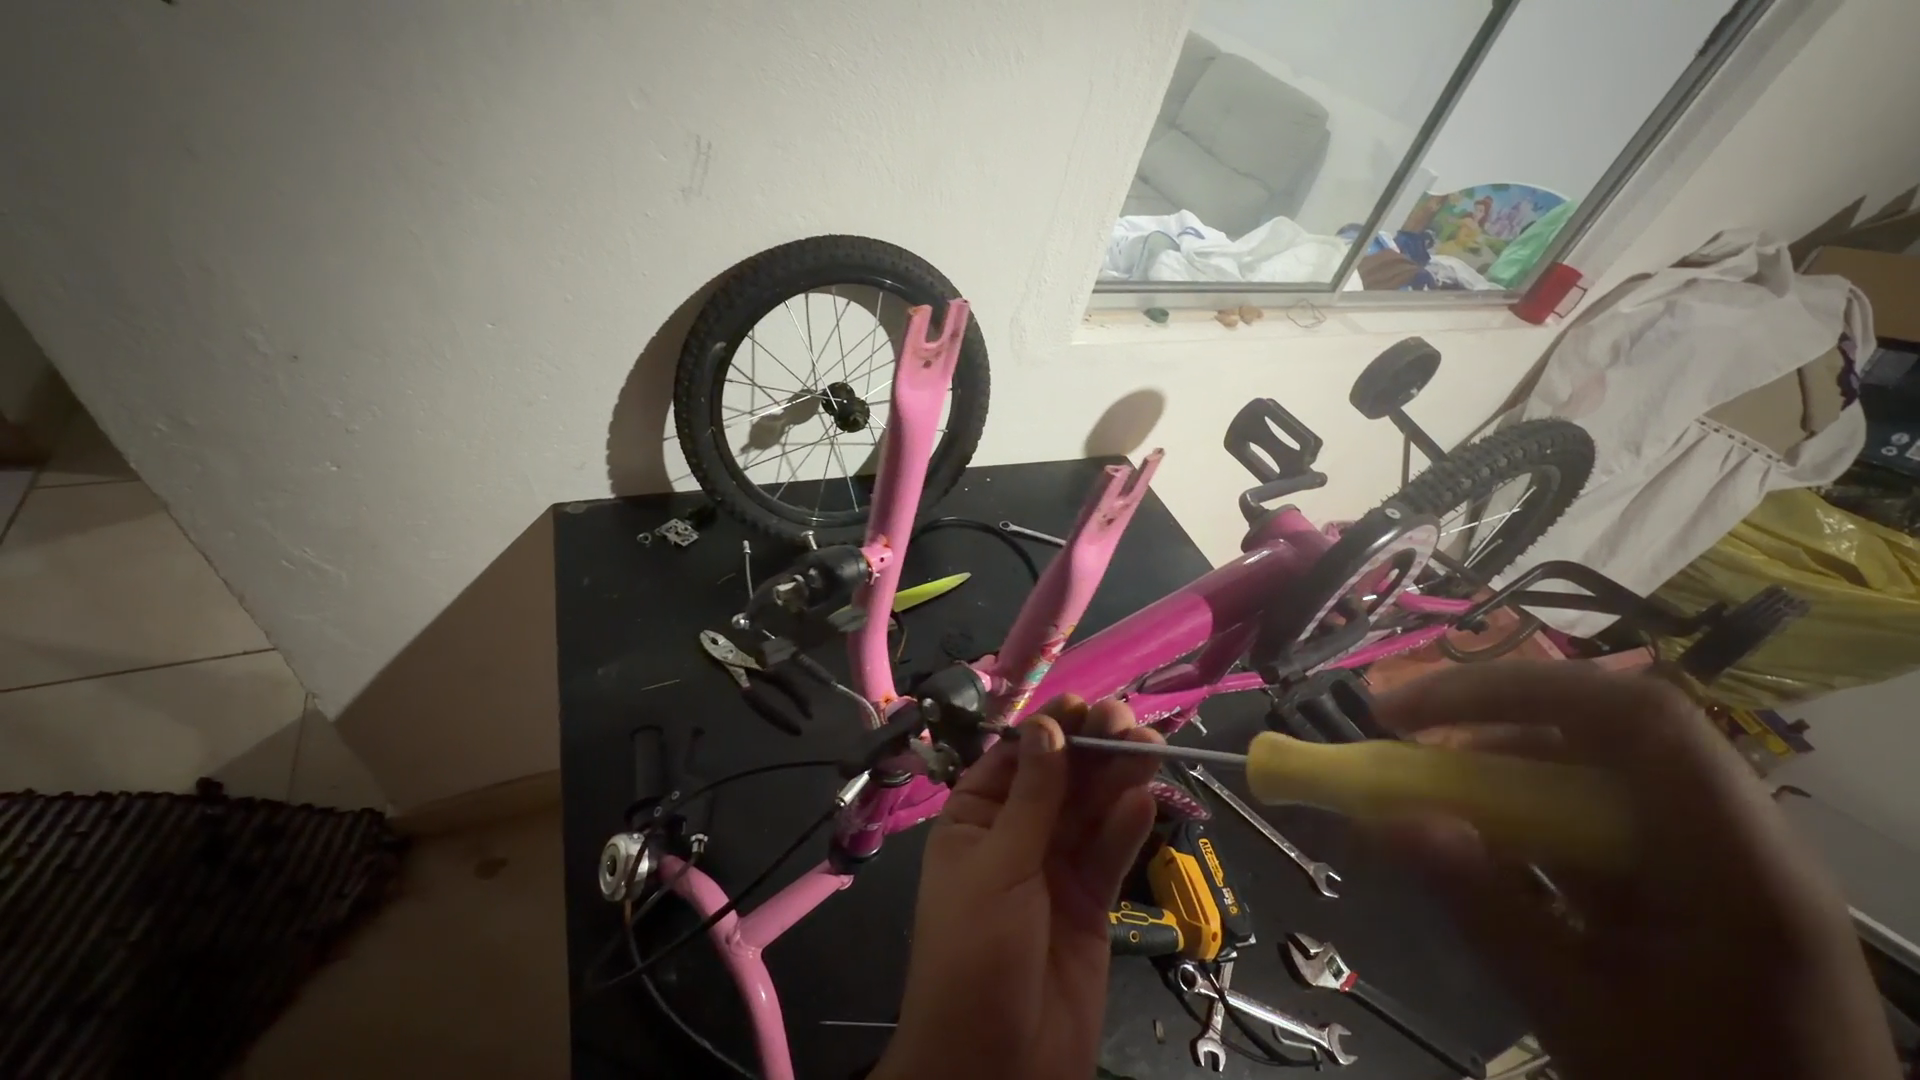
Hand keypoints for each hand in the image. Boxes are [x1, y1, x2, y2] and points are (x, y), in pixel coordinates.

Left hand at [871, 697, 1161, 1079]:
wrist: (995, 1063)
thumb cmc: (974, 953)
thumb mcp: (996, 866)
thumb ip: (1032, 798)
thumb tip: (1047, 726)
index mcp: (974, 821)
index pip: (1015, 760)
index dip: (1048, 729)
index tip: (1083, 702)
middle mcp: (1015, 837)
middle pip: (1059, 781)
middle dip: (1091, 749)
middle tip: (1128, 719)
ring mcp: (1054, 870)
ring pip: (1089, 813)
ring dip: (1116, 779)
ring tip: (1147, 745)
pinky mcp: (1090, 903)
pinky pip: (1108, 854)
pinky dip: (1125, 827)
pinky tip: (1144, 798)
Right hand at [1373, 662, 1899, 1079]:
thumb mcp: (1585, 1018)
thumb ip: (1490, 915)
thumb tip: (1391, 825)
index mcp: (1737, 864)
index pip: (1635, 718)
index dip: (1515, 690)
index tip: (1408, 713)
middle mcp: (1738, 838)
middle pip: (1608, 730)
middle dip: (1492, 718)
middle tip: (1400, 731)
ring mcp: (1717, 857)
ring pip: (1598, 769)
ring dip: (1503, 766)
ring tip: (1423, 790)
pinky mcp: (1692, 882)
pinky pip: (1598, 817)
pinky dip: (1526, 814)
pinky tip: (1477, 842)